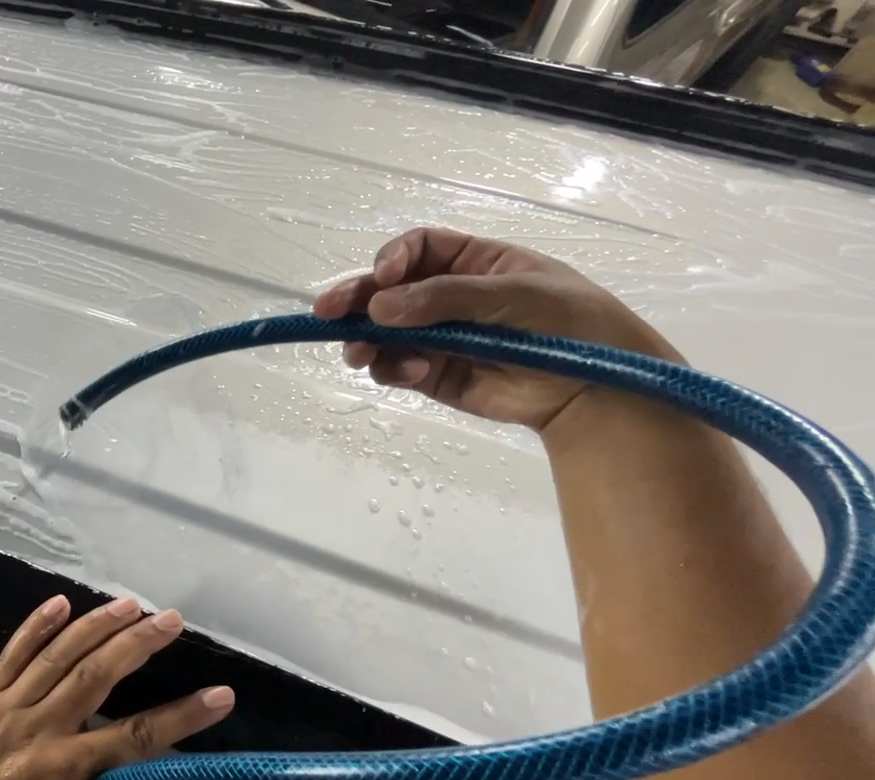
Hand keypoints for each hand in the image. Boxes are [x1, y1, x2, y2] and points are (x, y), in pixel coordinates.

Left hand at [0, 594, 234, 779]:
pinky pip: (10, 656)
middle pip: (98, 676)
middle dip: (138, 645)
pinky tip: (59, 603)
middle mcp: (40, 729)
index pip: (138, 735)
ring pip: (57, 657)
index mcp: (66, 769)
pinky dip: (34, 627)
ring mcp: (6, 709)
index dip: (184, 715)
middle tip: (171, 620)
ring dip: (95, 626)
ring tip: (129, 604)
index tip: (220, 694)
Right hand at [312, 228, 682, 431]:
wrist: (591, 391)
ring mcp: (434, 337)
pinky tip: (415, 374)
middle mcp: (445, 297)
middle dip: (354, 301)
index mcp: (472, 264)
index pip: (417, 249)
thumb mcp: (512, 295)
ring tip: (362, 356)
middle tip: (325, 315)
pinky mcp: (429, 374)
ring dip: (365, 341)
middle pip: (385, 291)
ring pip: (379, 333)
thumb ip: (443, 298)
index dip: (392, 259)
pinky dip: (392, 370)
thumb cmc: (567, 325)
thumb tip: (377, 307)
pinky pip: (393, 367)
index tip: (381, 278)